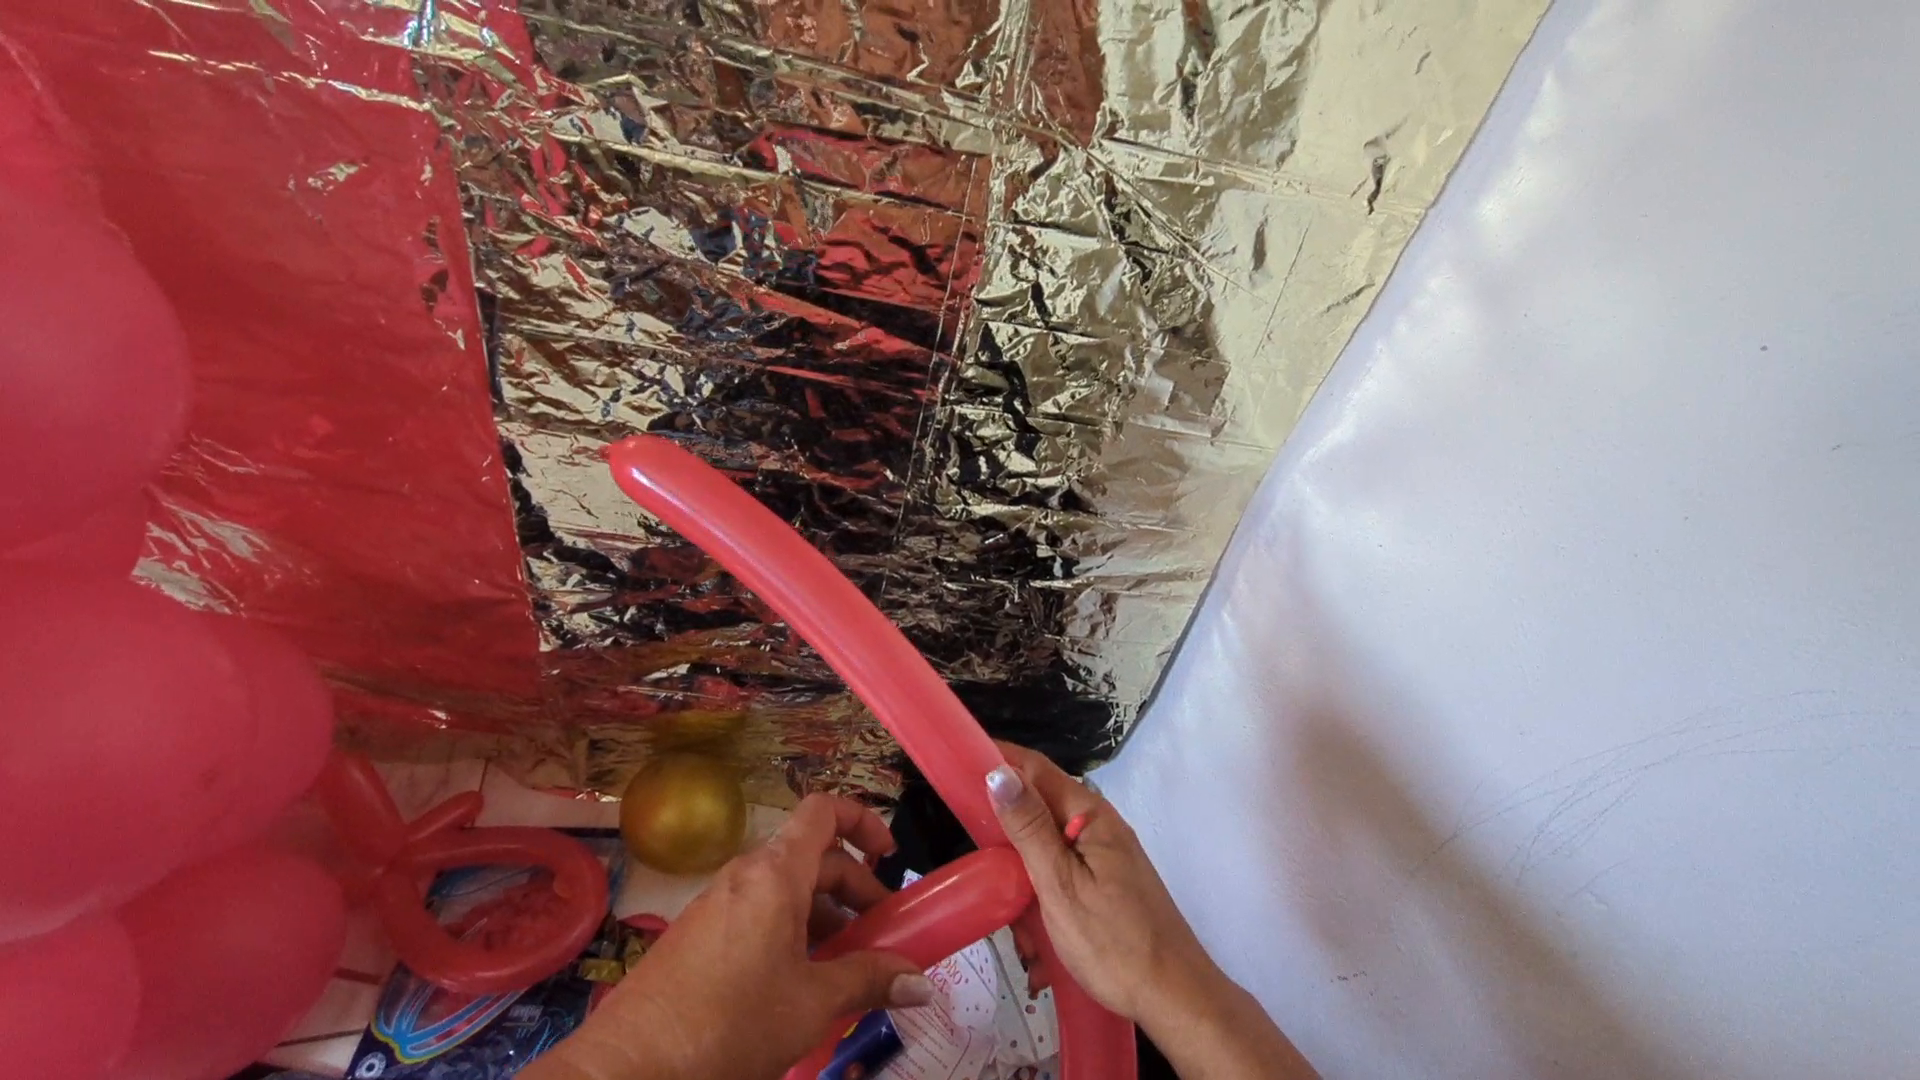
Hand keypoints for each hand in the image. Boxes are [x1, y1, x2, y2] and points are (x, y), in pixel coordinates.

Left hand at [526, 794, 935, 1079]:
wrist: (628, 1071)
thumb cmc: (730, 1023)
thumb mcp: (811, 1004)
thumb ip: (868, 981)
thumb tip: (920, 982)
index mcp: (776, 873)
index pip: (824, 811)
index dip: (863, 821)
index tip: (890, 857)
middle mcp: (746, 875)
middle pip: (813, 856)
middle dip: (854, 888)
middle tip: (881, 934)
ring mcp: (718, 903)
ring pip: (786, 889)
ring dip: (824, 915)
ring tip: (846, 965)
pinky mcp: (699, 934)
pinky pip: (758, 913)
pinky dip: (791, 931)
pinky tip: (799, 982)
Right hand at [985, 741, 1214, 1024]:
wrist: (1177, 999)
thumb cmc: (1114, 943)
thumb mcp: (1059, 885)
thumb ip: (1028, 827)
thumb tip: (999, 771)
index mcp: (1089, 814)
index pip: (1035, 767)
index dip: (997, 758)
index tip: (956, 764)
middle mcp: (1099, 824)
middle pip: (1037, 810)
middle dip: (1007, 843)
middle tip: (988, 881)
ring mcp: (1106, 855)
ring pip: (1046, 851)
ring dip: (1025, 886)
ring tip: (1025, 937)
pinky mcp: (1108, 883)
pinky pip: (1062, 877)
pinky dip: (1043, 903)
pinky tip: (1040, 945)